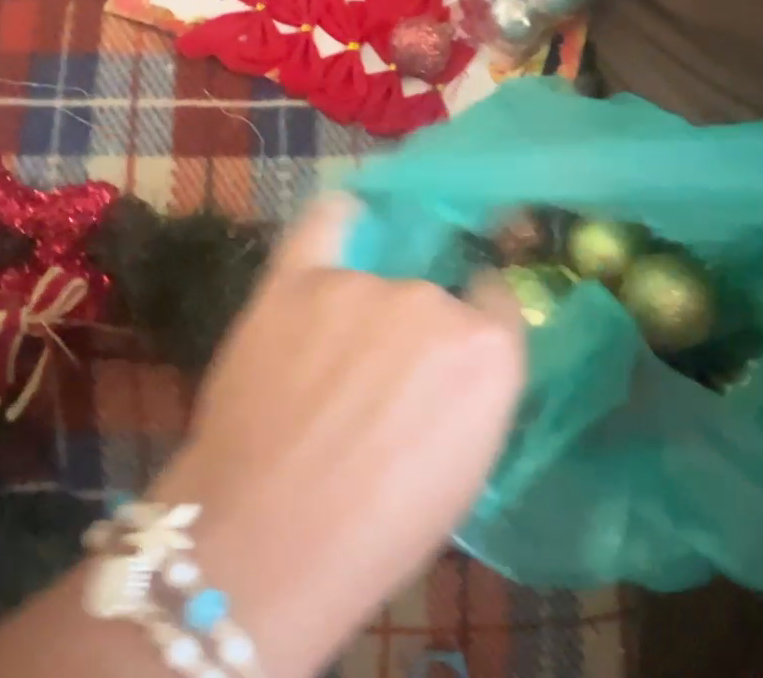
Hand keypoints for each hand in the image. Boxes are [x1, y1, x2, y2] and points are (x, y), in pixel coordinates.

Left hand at [151, 194, 525, 677]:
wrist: (266, 544)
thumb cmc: (380, 531)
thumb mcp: (465, 467)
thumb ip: (475, 391)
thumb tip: (460, 358)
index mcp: (489, 354)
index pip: (496, 302)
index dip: (475, 323)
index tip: (449, 350)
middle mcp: (434, 303)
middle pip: (433, 295)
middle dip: (413, 333)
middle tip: (374, 384)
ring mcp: (361, 285)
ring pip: (375, 281)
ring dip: (362, 314)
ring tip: (322, 369)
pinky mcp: (294, 281)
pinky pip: (326, 223)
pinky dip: (339, 219)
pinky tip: (345, 218)